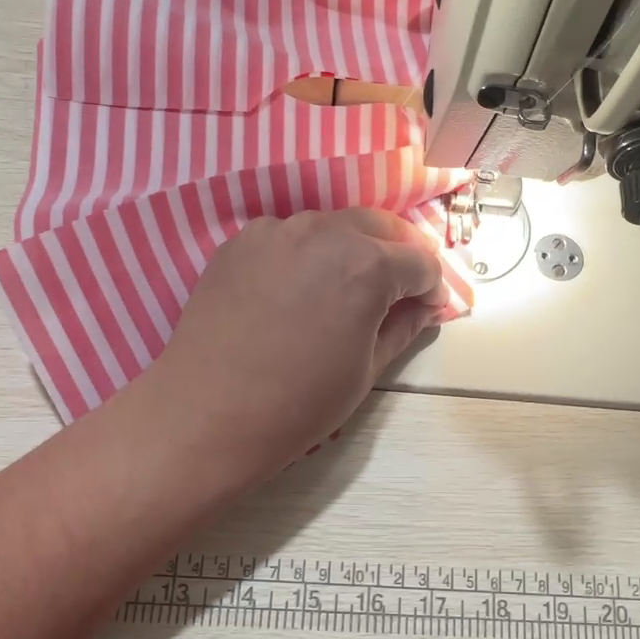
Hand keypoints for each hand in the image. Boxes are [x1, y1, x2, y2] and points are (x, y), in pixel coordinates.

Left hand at [132, 208, 448, 482]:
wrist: (207, 412)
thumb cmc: (298, 404)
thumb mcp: (365, 371)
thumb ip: (402, 328)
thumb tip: (426, 307)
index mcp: (367, 266)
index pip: (420, 261)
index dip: (432, 288)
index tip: (428, 309)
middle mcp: (324, 232)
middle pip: (380, 227)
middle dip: (398, 256)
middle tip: (396, 293)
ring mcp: (277, 230)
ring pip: (332, 226)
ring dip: (351, 249)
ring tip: (345, 290)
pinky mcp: (240, 241)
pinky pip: (288, 236)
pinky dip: (305, 254)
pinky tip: (296, 290)